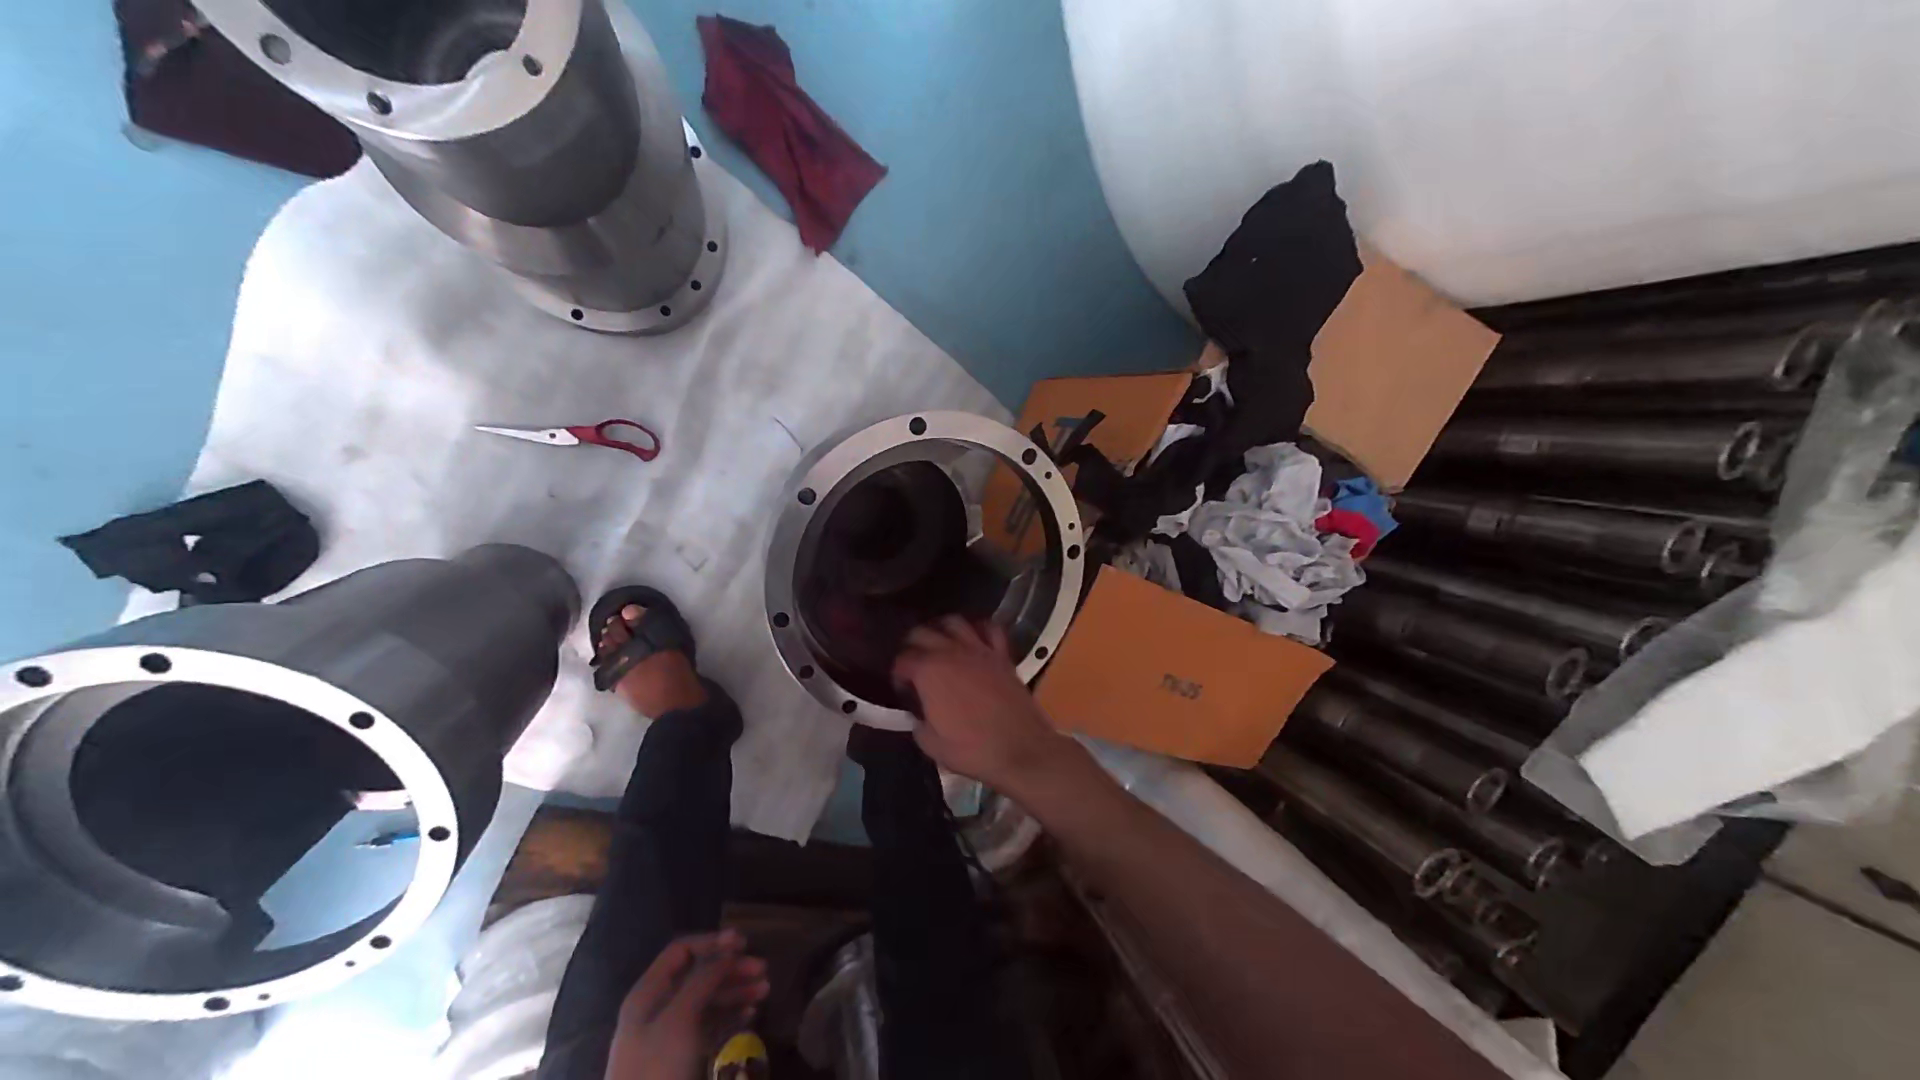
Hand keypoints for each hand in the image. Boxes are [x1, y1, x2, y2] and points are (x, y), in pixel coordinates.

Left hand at [605, 931, 769, 1079]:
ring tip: (765, 991)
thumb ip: (703, 980)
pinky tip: (750, 1015)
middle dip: (731, 968)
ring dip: (736, 990)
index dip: (713, 942)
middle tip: (763, 970)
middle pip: (699, 974)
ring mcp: (670, 1034)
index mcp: (649, 993)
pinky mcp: (682, 1057)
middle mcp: (659, 1008)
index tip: (744, 943)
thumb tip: (728, 953)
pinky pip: (709, 1025)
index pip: (682, 951)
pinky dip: (730, 1015)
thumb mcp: (679, 1020)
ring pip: (708, 999)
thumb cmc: (656, 1072)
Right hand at [891, 616, 1082, 796]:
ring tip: (940, 644)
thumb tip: (919, 715)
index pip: (902, 660)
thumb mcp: (931, 744)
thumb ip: (918, 723)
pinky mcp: (1002, 655)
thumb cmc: (972, 749)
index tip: (902, 688)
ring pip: (954, 622)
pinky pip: (990, 629)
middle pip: (922, 633)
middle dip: (912, 645)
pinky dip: (979, 628)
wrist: (1021, 749)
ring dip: (941, 629)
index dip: (898, 673)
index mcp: (928, 672)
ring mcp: (979, 650)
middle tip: (914, 664)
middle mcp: (951, 652)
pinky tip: (975, 639)